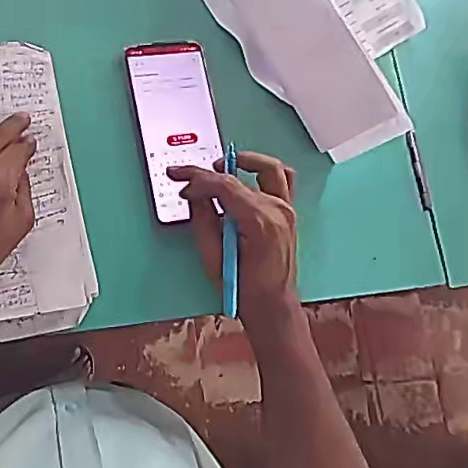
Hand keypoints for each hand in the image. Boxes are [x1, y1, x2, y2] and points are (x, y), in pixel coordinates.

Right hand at [168, 151, 299, 315]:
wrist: (272, 305)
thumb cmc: (245, 289)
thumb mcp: (213, 257)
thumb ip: (203, 220)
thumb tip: (195, 195)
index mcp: (259, 222)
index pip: (224, 186)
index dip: (198, 180)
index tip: (179, 180)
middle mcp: (277, 210)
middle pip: (239, 177)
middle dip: (210, 174)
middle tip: (189, 177)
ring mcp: (287, 210)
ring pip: (268, 169)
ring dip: (244, 163)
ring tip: (222, 166)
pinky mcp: (288, 213)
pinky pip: (283, 180)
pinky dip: (264, 172)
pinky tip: (248, 174)